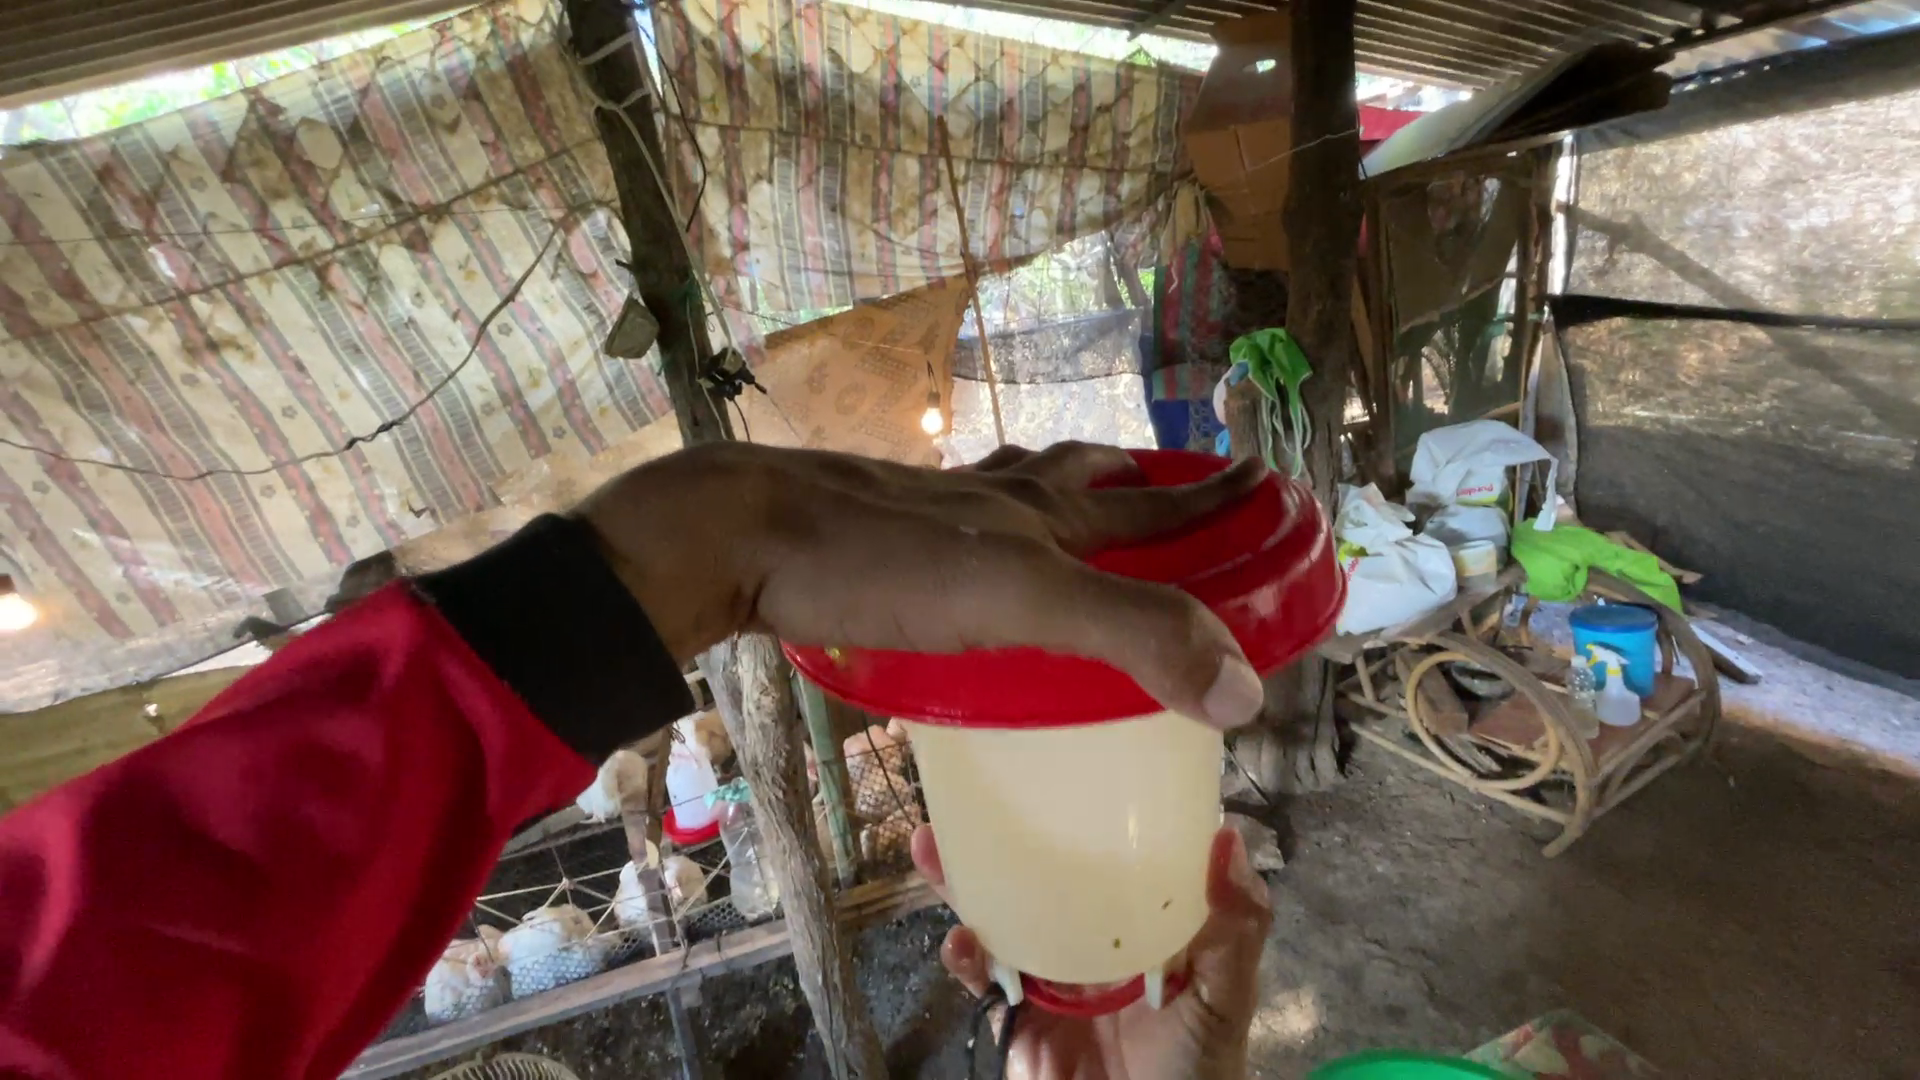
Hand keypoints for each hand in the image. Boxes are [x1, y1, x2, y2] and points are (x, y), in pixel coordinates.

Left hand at [578, 441, 1268, 729]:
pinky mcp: (886, 530)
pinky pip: (955, 513)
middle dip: (1134, 476)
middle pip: (1082, 473)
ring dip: (1058, 483)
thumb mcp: (1021, 600)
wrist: (749, 532)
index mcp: (1039, 513)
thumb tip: (1243, 689)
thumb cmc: (884, 561)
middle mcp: (996, 498)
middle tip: (1161, 478)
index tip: (1260, 476)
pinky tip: (967, 541)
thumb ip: (1129, 633)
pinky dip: (982, 516)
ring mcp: (937, 507)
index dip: (1209, 495)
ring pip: (1015, 481)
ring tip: (1077, 497)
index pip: (1148, 499)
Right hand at [911, 822, 1272, 1079]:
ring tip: (930, 845)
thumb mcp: (1223, 997)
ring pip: (997, 910)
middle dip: (998, 835)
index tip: (1055, 765)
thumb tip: (1228, 835)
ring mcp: (1045, 969)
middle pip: (1035, 872)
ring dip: (961, 880)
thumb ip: (1233, 929)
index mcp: (1132, 918)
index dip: (1077, 810)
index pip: (1103, 850)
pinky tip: (958, 942)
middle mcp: (1084, 933)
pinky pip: (981, 975)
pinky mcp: (1014, 1011)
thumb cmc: (1194, 1066)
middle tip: (967, 797)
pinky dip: (963, 957)